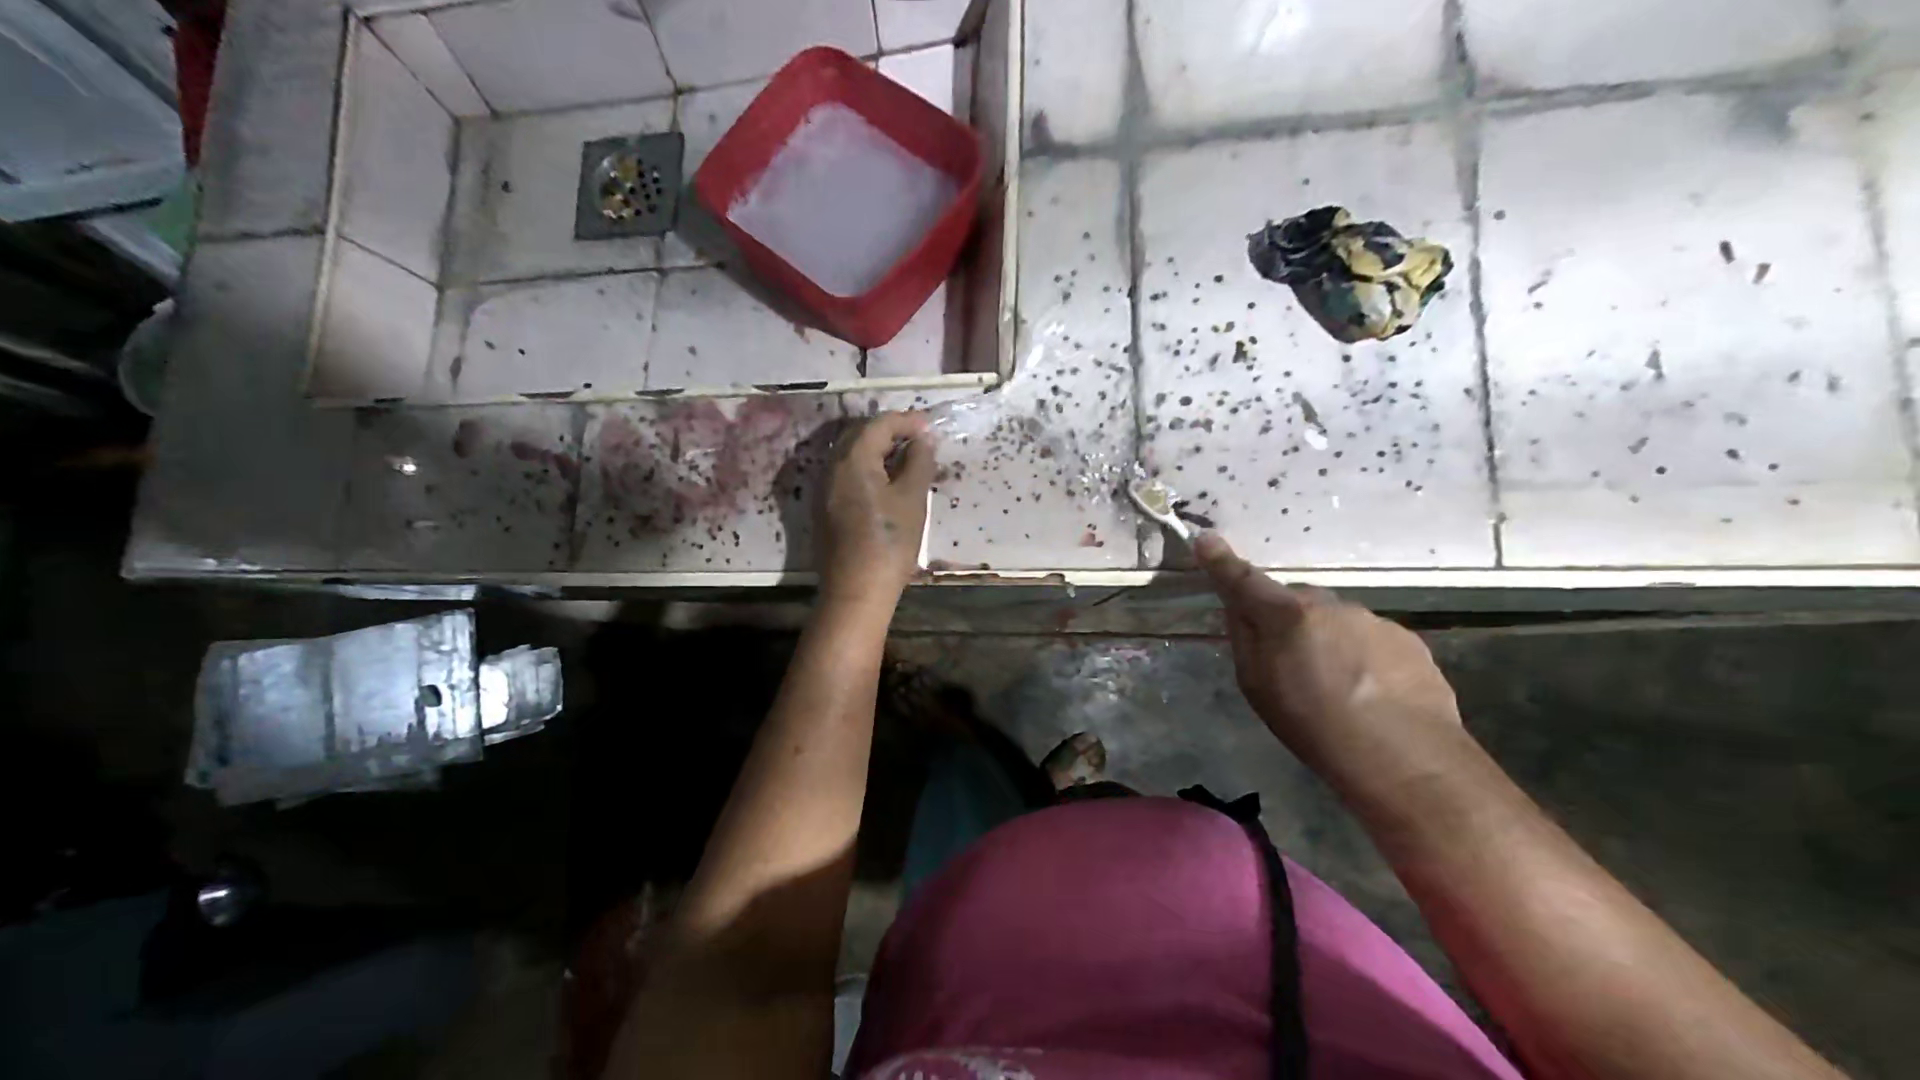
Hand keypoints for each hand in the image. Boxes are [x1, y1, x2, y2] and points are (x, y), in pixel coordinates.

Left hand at [818, 412, 934, 607]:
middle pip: (860, 435)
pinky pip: (846, 474)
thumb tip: (923, 440)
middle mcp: (831, 467)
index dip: (906, 421)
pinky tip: (887, 482)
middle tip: (919, 439)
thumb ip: (919, 461)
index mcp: (852, 459)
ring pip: (851, 455)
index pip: (879, 424)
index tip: (930, 427)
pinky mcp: (825, 508)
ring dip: (878, 450)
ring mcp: (824, 488)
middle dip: (890, 431)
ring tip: (907, 459)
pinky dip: (868, 468)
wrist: (857, 590)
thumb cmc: (889, 542)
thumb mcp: (912, 498)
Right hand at [1194, 532, 1465, 787]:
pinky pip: (1368, 638)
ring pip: (1334, 620)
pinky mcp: (1406, 639)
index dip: (1221, 561)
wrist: (1407, 759)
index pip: (1243, 580)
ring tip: (1335, 688)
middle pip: (1294, 603)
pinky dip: (1360, 656)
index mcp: (1286, 616)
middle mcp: (1329, 605)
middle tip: (1287, 664)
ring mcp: (1372, 619)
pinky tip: (1368, 692)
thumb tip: (1240, 608)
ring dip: (1325, 640)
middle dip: (1286, 621)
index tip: (1206, 540)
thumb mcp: (1258, 688)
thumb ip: (1246, 640)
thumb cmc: (1314, 727)